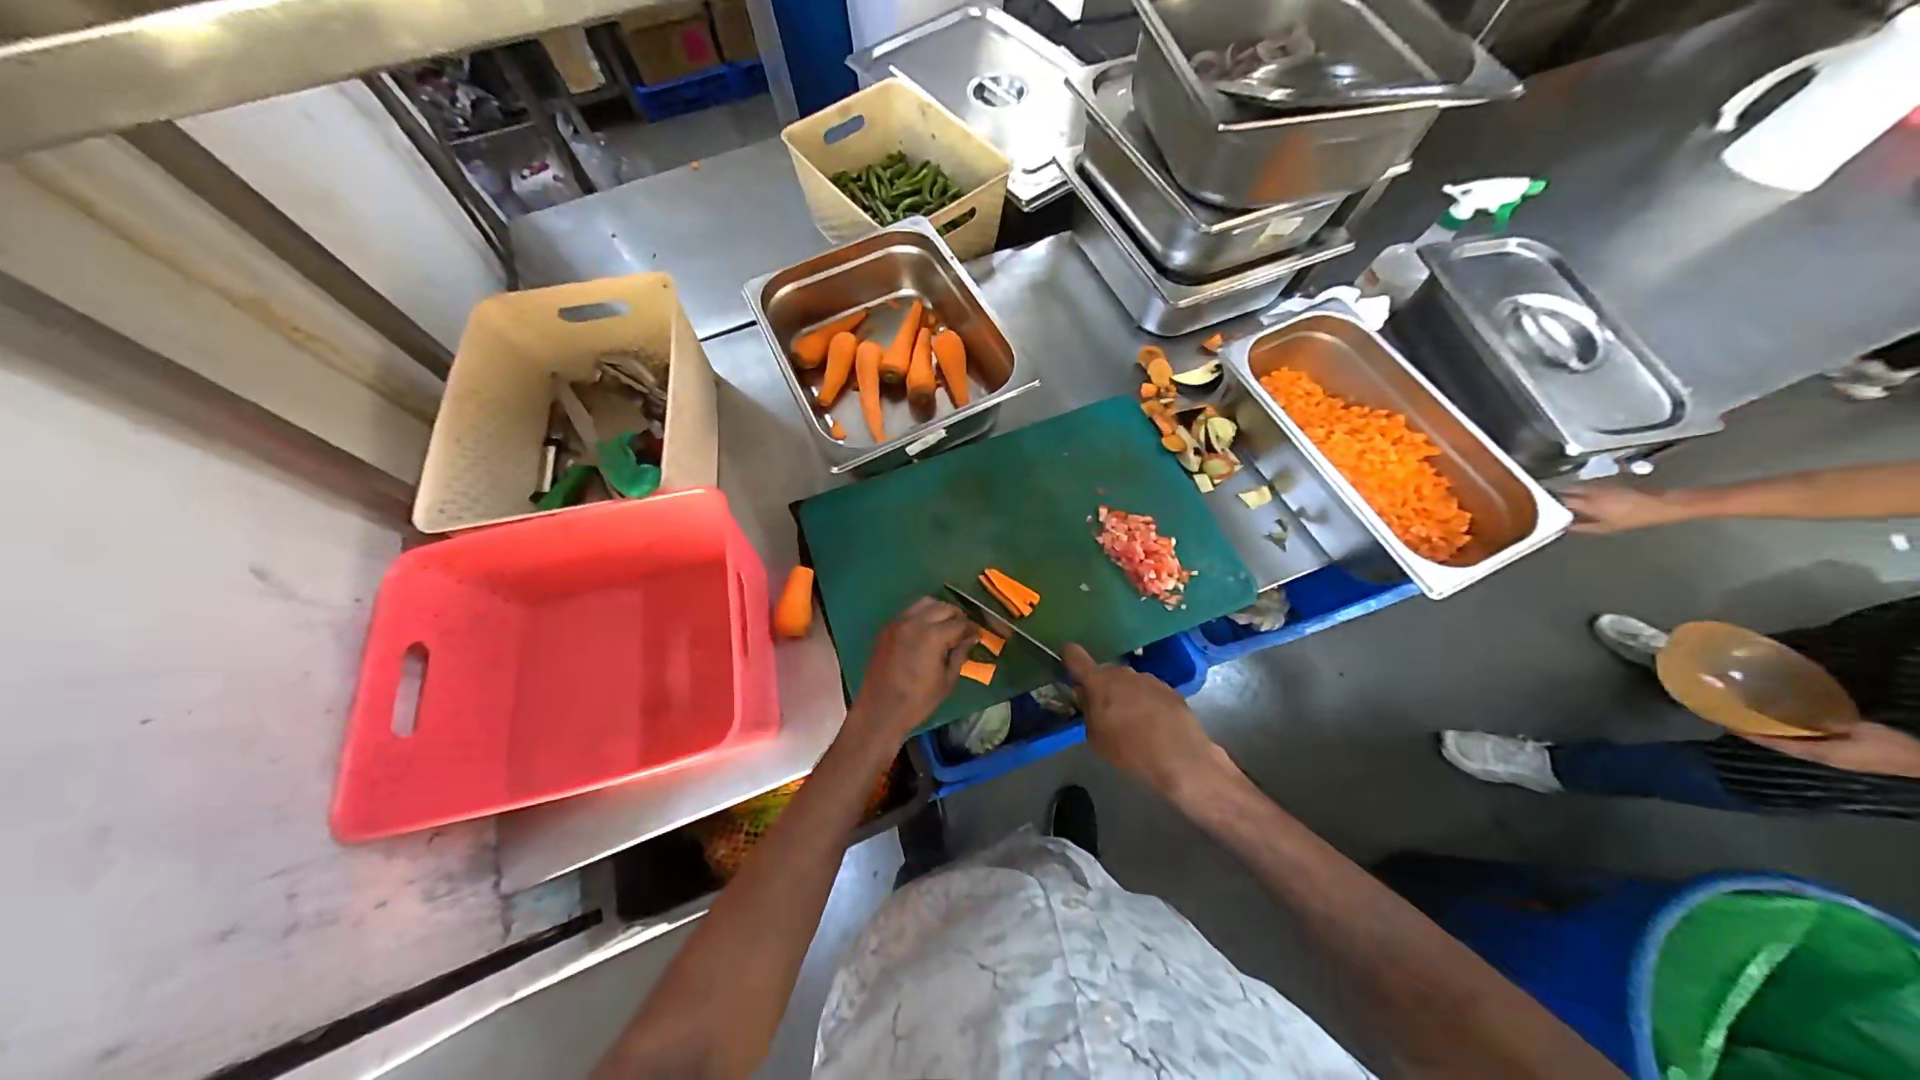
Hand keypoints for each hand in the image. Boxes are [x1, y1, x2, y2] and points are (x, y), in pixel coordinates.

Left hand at [847, 598, 978, 744]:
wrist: (881, 710)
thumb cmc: (918, 700)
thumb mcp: (947, 680)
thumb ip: (960, 654)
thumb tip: (971, 638)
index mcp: (933, 636)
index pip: (960, 623)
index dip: (972, 629)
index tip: (977, 636)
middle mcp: (915, 622)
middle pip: (943, 607)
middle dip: (957, 616)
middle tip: (963, 631)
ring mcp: (899, 622)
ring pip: (925, 603)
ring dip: (939, 610)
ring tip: (946, 626)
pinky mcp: (887, 628)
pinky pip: (909, 611)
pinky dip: (922, 614)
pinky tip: (927, 630)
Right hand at [1064, 642, 1231, 796]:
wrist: (1179, 757)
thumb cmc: (1129, 750)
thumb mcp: (1095, 737)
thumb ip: (1088, 710)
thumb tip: (1088, 696)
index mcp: (1099, 682)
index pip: (1076, 657)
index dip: (1070, 656)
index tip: (1067, 661)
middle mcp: (1123, 673)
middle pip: (1105, 672)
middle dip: (1102, 686)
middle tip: (1105, 710)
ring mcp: (1149, 679)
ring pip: (1129, 682)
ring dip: (1126, 694)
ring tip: (1133, 722)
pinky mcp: (1170, 689)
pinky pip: (1149, 691)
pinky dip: (1147, 702)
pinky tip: (1154, 724)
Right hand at [1561, 482, 1693, 533]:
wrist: (1662, 503)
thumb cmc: (1634, 518)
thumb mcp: (1606, 528)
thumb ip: (1582, 527)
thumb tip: (1566, 526)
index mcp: (1588, 503)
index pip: (1560, 499)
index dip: (1550, 504)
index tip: (1544, 509)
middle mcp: (1590, 490)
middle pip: (1565, 489)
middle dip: (1558, 496)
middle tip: (1554, 505)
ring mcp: (1600, 483)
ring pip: (1576, 485)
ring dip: (1570, 492)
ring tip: (1569, 502)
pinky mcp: (1608, 480)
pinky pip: (1587, 484)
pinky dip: (1582, 490)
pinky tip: (1587, 497)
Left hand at [1740, 720, 1919, 778]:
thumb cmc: (1891, 747)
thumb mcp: (1859, 729)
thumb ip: (1831, 721)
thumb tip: (1804, 710)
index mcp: (1821, 753)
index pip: (1777, 744)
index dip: (1753, 736)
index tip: (1731, 725)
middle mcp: (1820, 758)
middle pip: (1780, 746)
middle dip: (1758, 734)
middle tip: (1736, 719)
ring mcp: (1831, 758)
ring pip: (1792, 745)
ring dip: (1773, 735)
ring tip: (1754, 720)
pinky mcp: (1841, 756)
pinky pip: (1808, 745)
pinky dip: (1792, 736)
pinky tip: (1787, 725)